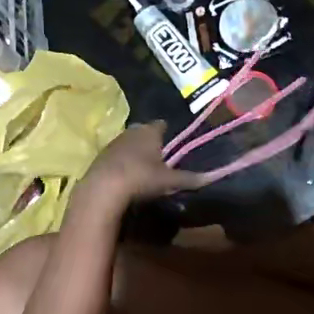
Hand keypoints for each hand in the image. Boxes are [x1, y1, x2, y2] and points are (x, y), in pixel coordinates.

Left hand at [77, 122, 202, 206]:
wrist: (102, 188)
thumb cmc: (141, 178)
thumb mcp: (169, 181)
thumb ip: (189, 178)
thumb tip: (212, 177)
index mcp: (150, 131)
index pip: (162, 124)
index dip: (169, 133)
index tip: (174, 143)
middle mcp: (132, 130)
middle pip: (145, 132)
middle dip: (152, 142)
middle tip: (161, 158)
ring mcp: (114, 141)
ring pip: (130, 142)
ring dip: (136, 152)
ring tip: (144, 169)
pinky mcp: (101, 155)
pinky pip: (117, 154)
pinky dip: (123, 161)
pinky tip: (127, 176)